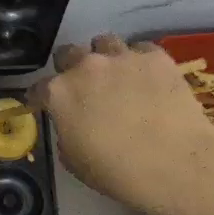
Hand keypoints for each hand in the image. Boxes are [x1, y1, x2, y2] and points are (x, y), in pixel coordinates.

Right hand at [30, 33, 213, 214]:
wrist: (175, 163)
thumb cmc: (117, 172)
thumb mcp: (74, 161)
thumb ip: (66, 132)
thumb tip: (73, 123)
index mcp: (59, 93)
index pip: (38, 88)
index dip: (40, 98)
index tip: (44, 105)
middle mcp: (86, 66)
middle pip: (68, 53)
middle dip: (70, 67)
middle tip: (82, 86)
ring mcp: (122, 57)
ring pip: (104, 42)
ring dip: (104, 56)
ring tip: (115, 74)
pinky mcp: (156, 56)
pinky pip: (140, 49)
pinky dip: (138, 61)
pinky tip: (147, 78)